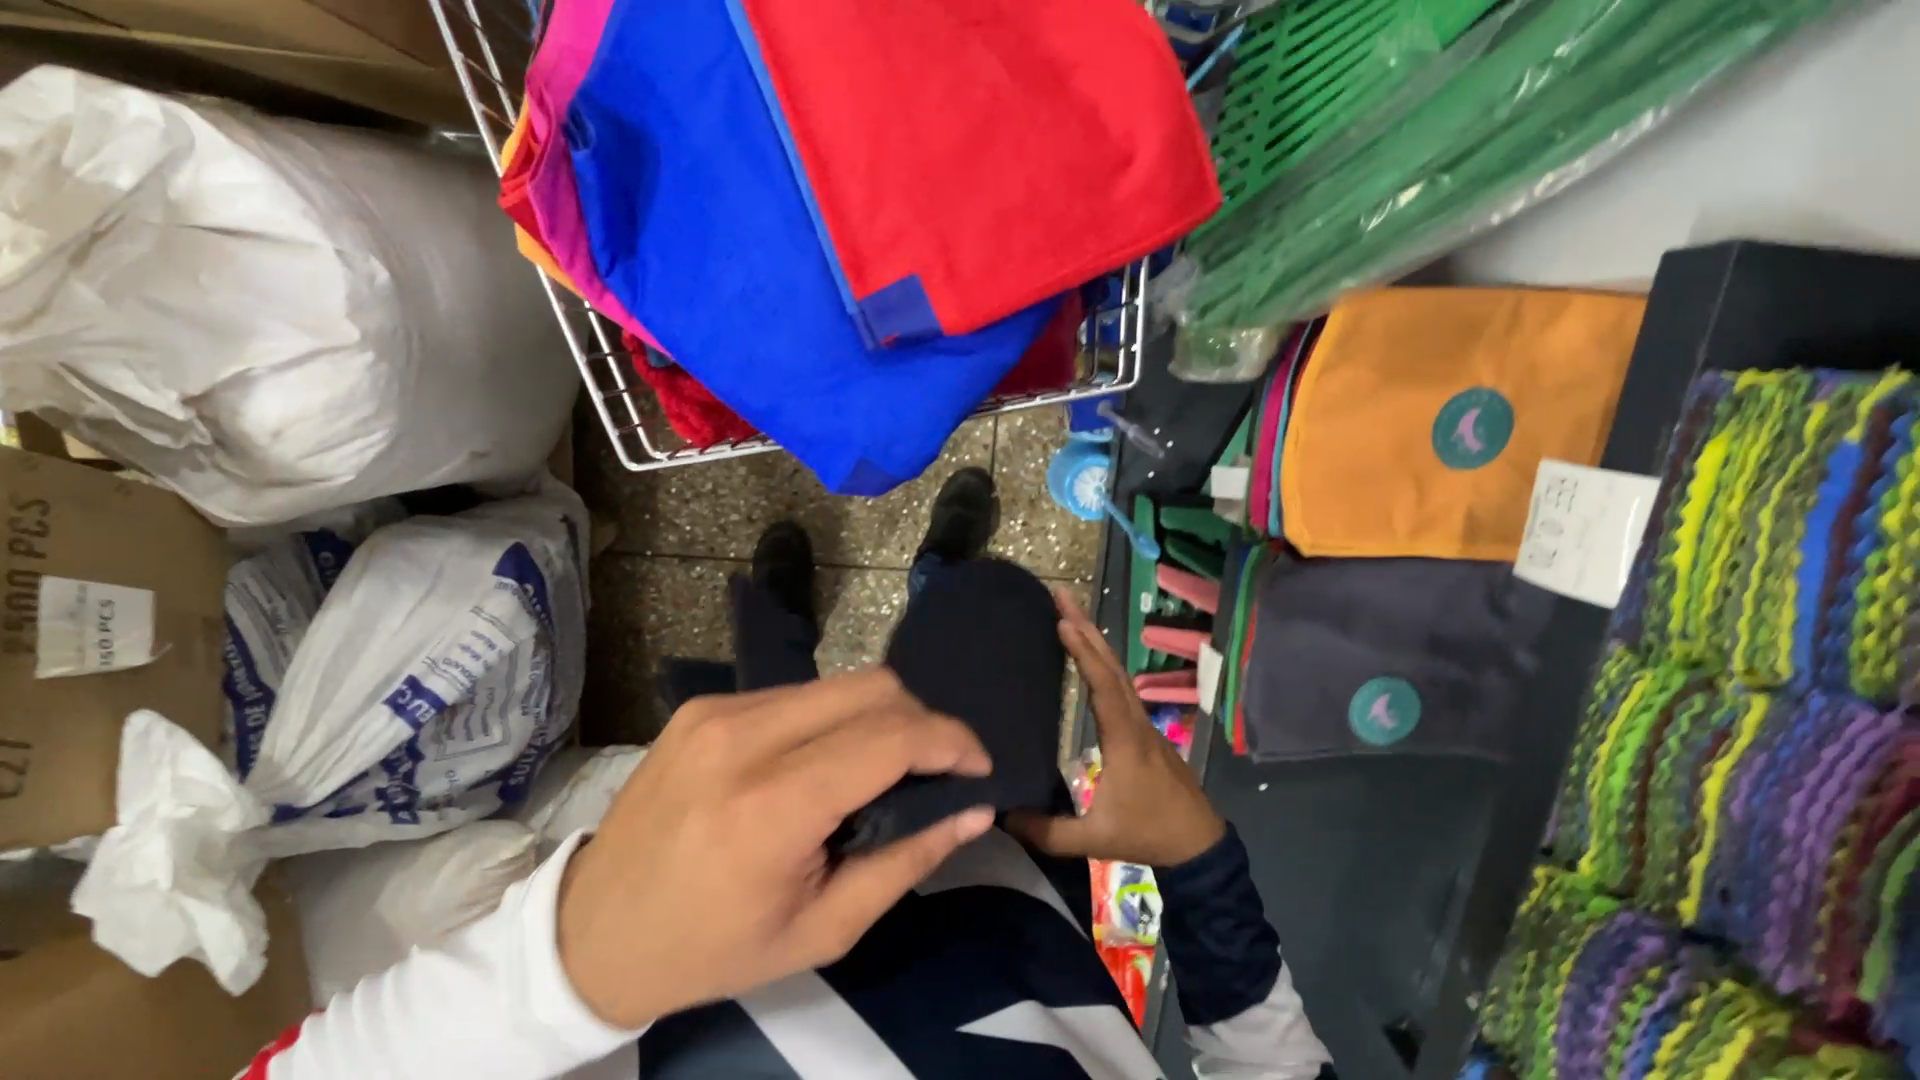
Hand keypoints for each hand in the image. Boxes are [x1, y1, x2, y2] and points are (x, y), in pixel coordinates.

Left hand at [555, 669, 995, 1028]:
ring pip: (837, 683)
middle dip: (923, 719)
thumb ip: (904, 862)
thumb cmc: (713, 947)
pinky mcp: (701, 706)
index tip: (980, 765)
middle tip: (940, 766)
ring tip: (886, 766)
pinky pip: (796, 693)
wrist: (591, 931)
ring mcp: (716, 713)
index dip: (950, 740)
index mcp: (771, 807)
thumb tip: (973, 810)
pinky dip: (833, 718)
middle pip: (871, 688)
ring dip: (879, 716)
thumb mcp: (821, 930)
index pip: (889, 738)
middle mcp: (743, 738)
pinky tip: (828, 760)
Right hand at [1005, 589, 1224, 868]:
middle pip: (1112, 666)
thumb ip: (1048, 832)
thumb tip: (1002, 814)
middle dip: (1087, 628)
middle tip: (1061, 596)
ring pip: (1119, 672)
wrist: (1198, 844)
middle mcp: (1135, 722)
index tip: (1063, 623)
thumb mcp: (1094, 841)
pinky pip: (1121, 685)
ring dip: (1095, 640)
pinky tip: (1090, 655)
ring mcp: (1143, 723)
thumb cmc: (1147, 834)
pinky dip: (1102, 661)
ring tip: (1070, 613)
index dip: (1084, 655)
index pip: (1104, 688)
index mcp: (1124, 741)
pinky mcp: (1144, 729)